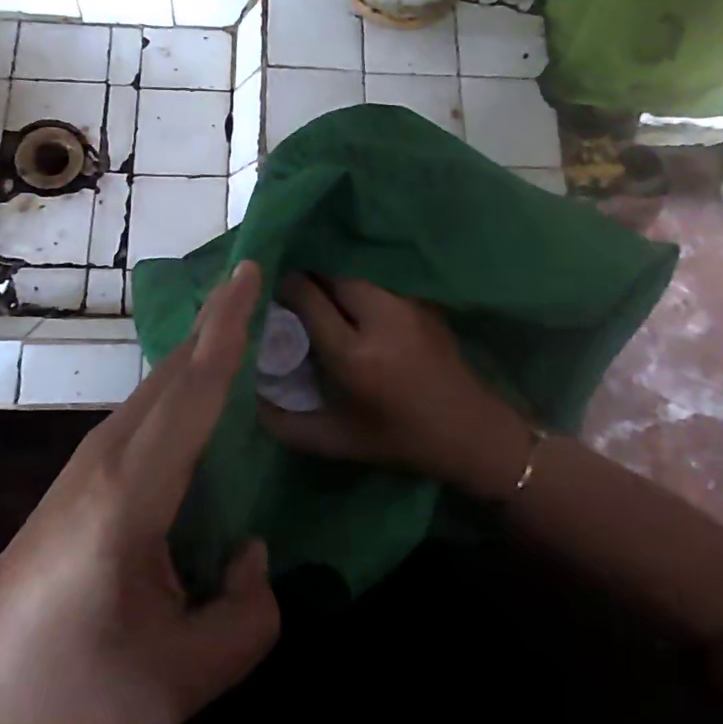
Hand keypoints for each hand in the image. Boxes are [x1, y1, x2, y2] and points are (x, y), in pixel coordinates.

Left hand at [0, 262, 277, 723]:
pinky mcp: (84, 478)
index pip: (194, 388)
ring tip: (243, 322)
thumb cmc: (72, 688)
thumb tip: (250, 550)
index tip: (251, 269)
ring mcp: (90, 462)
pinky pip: (150, 412)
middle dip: (220, 320)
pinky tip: (206, 392)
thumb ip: (250, 614)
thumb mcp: (180, 680)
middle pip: (176, 371)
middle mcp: (108, 457)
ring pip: (160, 386)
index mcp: (131, 492)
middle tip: (261, 283)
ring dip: (202, 349)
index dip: (228, 325)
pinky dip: (186, 384)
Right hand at [259, 274, 531, 500]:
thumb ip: (286, 424)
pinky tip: (364, 319)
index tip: (275, 295)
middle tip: (301, 304)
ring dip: (340, 290)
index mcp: (353, 355)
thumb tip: (253, 396)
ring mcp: (407, 308)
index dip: (288, 289)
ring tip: (331, 311)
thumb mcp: (336, 442)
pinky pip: (383, 291)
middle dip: (314, 286)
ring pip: (360, 283)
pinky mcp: (426, 306)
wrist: (469, 430)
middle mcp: (380, 320)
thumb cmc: (399, 440)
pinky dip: (366, 298)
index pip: (309, 299)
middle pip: (334, 281)